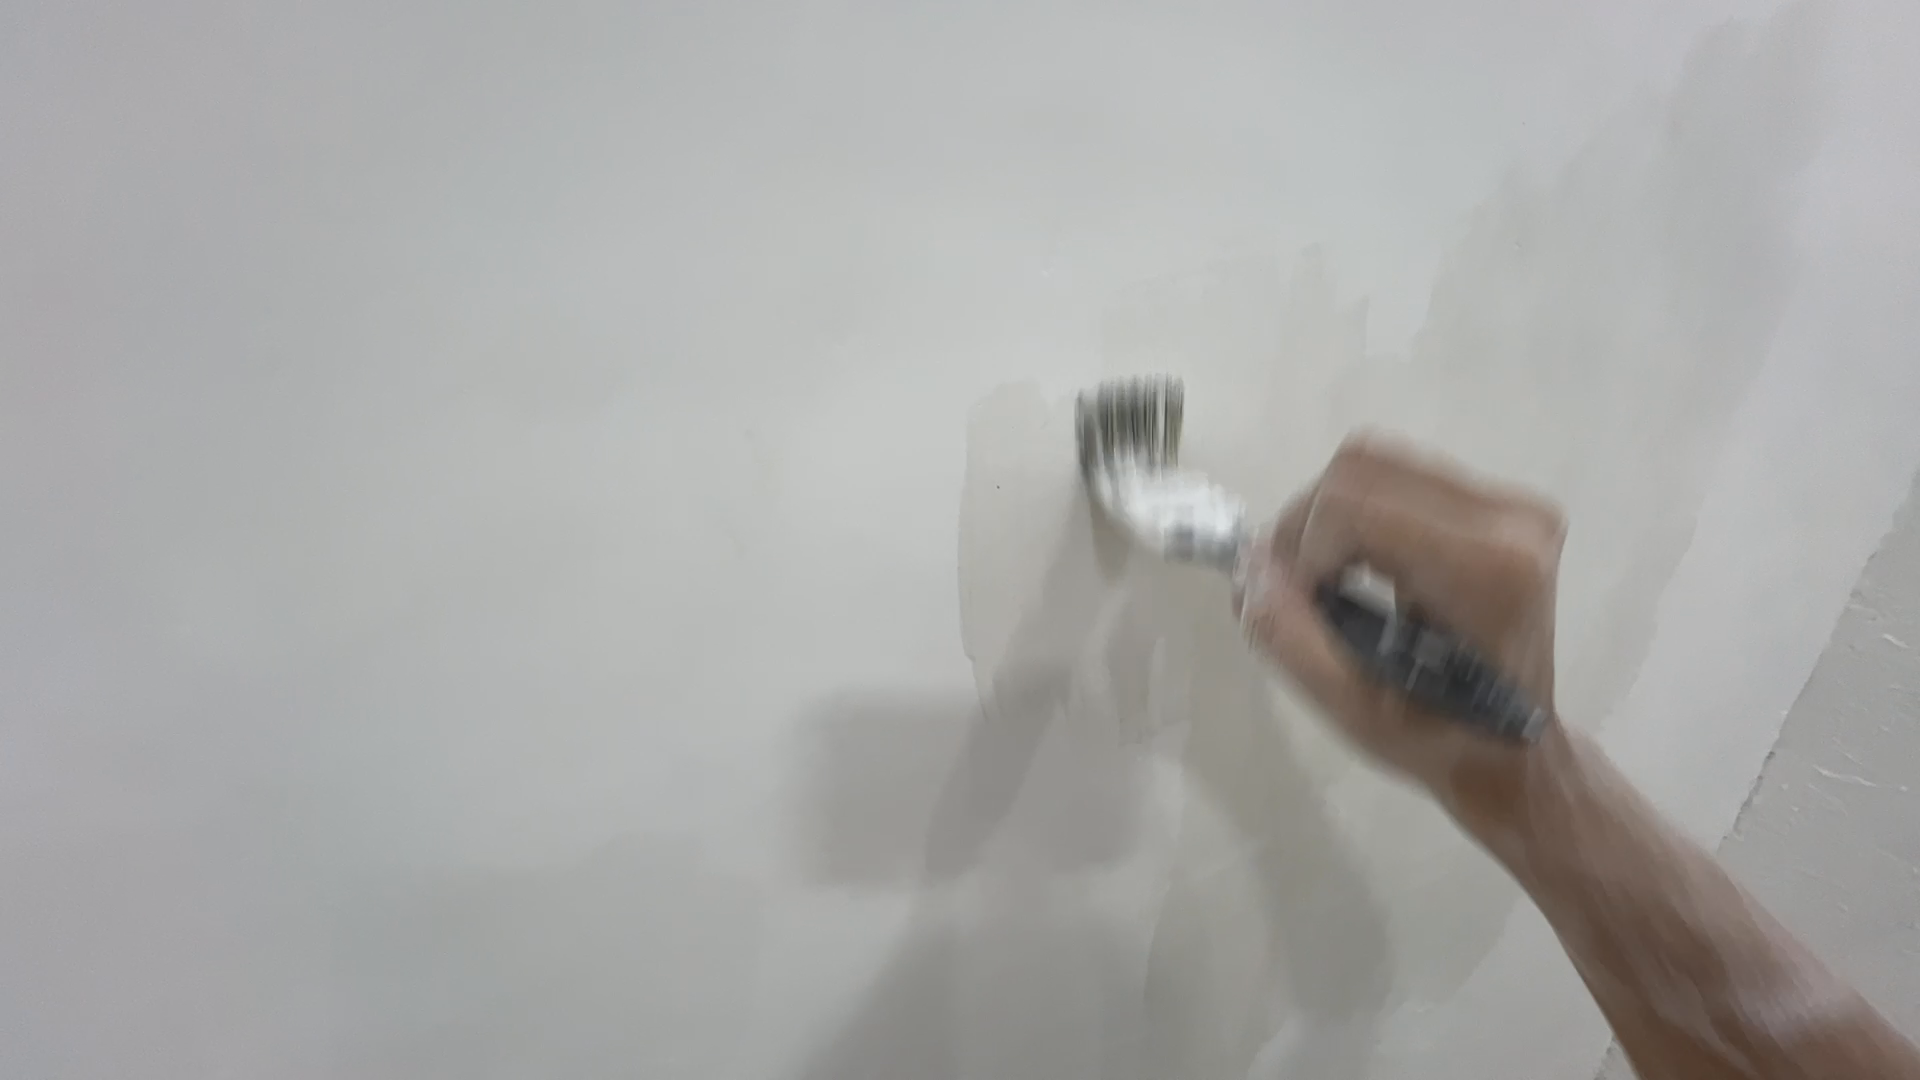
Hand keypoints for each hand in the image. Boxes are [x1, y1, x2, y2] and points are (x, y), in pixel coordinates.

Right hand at [1234, 434, 1566, 824]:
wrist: (1513, 746)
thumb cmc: (1436, 735)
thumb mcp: (1346, 706)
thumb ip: (1286, 634)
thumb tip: (1249, 563)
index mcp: (1484, 568)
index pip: (1349, 503)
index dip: (1300, 547)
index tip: (1299, 602)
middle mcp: (1508, 518)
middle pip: (1358, 466)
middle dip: (1306, 524)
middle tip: (1302, 586)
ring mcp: (1510, 503)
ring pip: (1370, 460)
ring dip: (1325, 516)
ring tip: (1327, 575)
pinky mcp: (1498, 501)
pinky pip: (1392, 474)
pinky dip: (1351, 512)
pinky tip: (1359, 561)